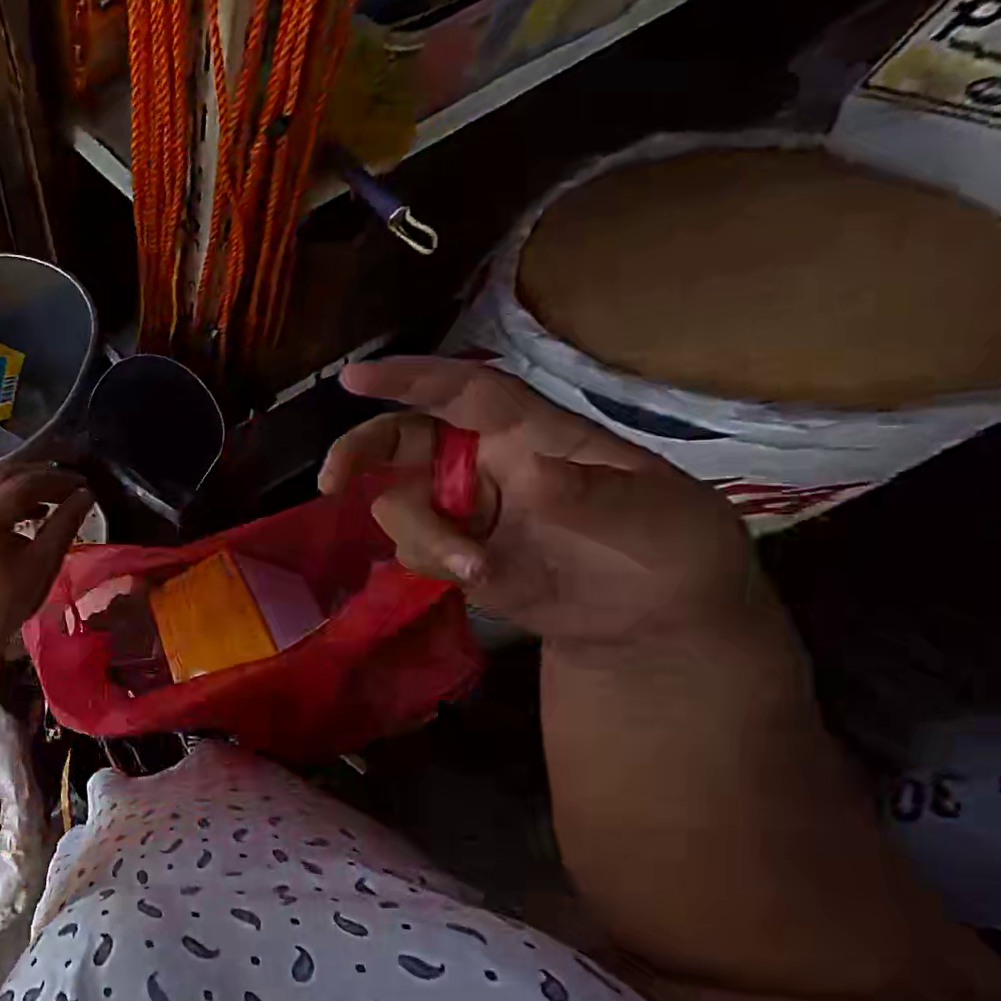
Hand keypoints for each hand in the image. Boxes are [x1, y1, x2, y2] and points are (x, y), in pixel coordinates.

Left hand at [0, 465, 94, 649]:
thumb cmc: (6, 602)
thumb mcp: (42, 562)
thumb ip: (65, 524)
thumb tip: (86, 496)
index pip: (27, 483)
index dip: (59, 480)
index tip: (85, 484)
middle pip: (9, 477)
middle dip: (43, 477)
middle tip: (73, 484)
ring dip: (28, 487)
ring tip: (58, 497)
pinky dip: (13, 502)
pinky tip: (35, 514)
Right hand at [320, 356, 764, 648]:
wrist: (652, 623)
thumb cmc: (668, 547)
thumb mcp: (654, 516)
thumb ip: (593, 496)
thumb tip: (532, 474)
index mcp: (529, 431)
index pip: (463, 391)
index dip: (410, 377)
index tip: (354, 378)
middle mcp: (483, 463)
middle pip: (400, 439)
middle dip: (360, 453)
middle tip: (332, 483)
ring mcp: (463, 511)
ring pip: (400, 504)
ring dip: (423, 536)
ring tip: (476, 570)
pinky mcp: (452, 554)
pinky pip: (411, 550)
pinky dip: (432, 563)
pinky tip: (479, 580)